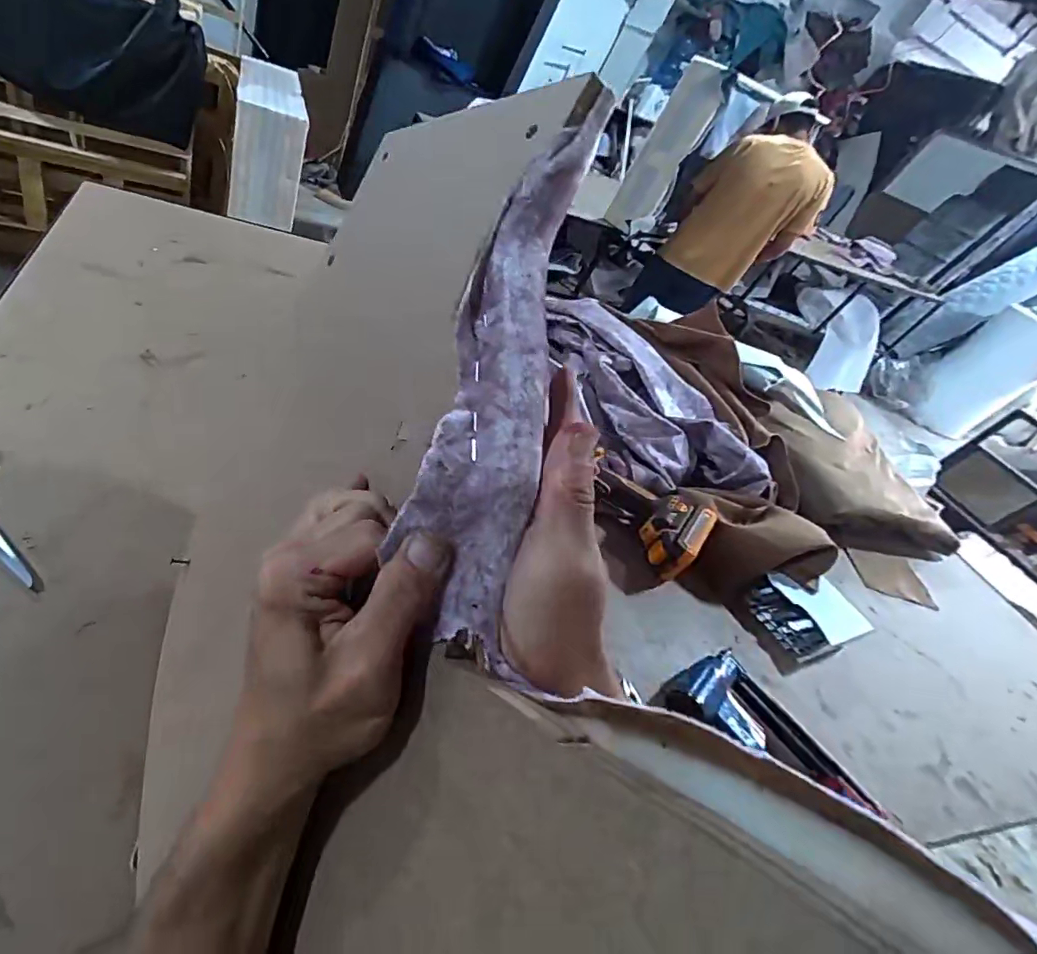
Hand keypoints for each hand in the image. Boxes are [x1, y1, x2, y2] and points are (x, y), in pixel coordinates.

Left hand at [227, 478, 452, 793]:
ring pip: (344, 506)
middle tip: (408, 588)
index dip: (405, 557)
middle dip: (394, 537)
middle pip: (357, 510)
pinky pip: (328, 517)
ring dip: (380, 526)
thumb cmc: (322, 720)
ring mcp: (282, 556)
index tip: (420, 596)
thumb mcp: (371, 666)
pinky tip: (379, 526)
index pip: (370, 529)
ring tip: (394, 569)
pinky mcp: (290, 567)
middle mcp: (282, 551)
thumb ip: (401, 597)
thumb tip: (434, 538)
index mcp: (293, 573)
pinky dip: (358, 517)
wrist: (276, 755)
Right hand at [500, 368, 622, 697]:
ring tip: (471, 400)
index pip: (565, 437)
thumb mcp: (564, 548)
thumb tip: (584, 420)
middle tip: (495, 369)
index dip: (560, 399)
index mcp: (566, 498)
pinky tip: (452, 460)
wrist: (536, 677)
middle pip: (535, 447)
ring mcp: (516, 526)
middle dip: (521, 408)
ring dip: (495, 437)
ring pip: (508, 470)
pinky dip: (472, 476)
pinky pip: (482, 501)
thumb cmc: (556, 612)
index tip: (547, 358)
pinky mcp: (488, 546)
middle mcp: (543, 505)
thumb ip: (569, 489)